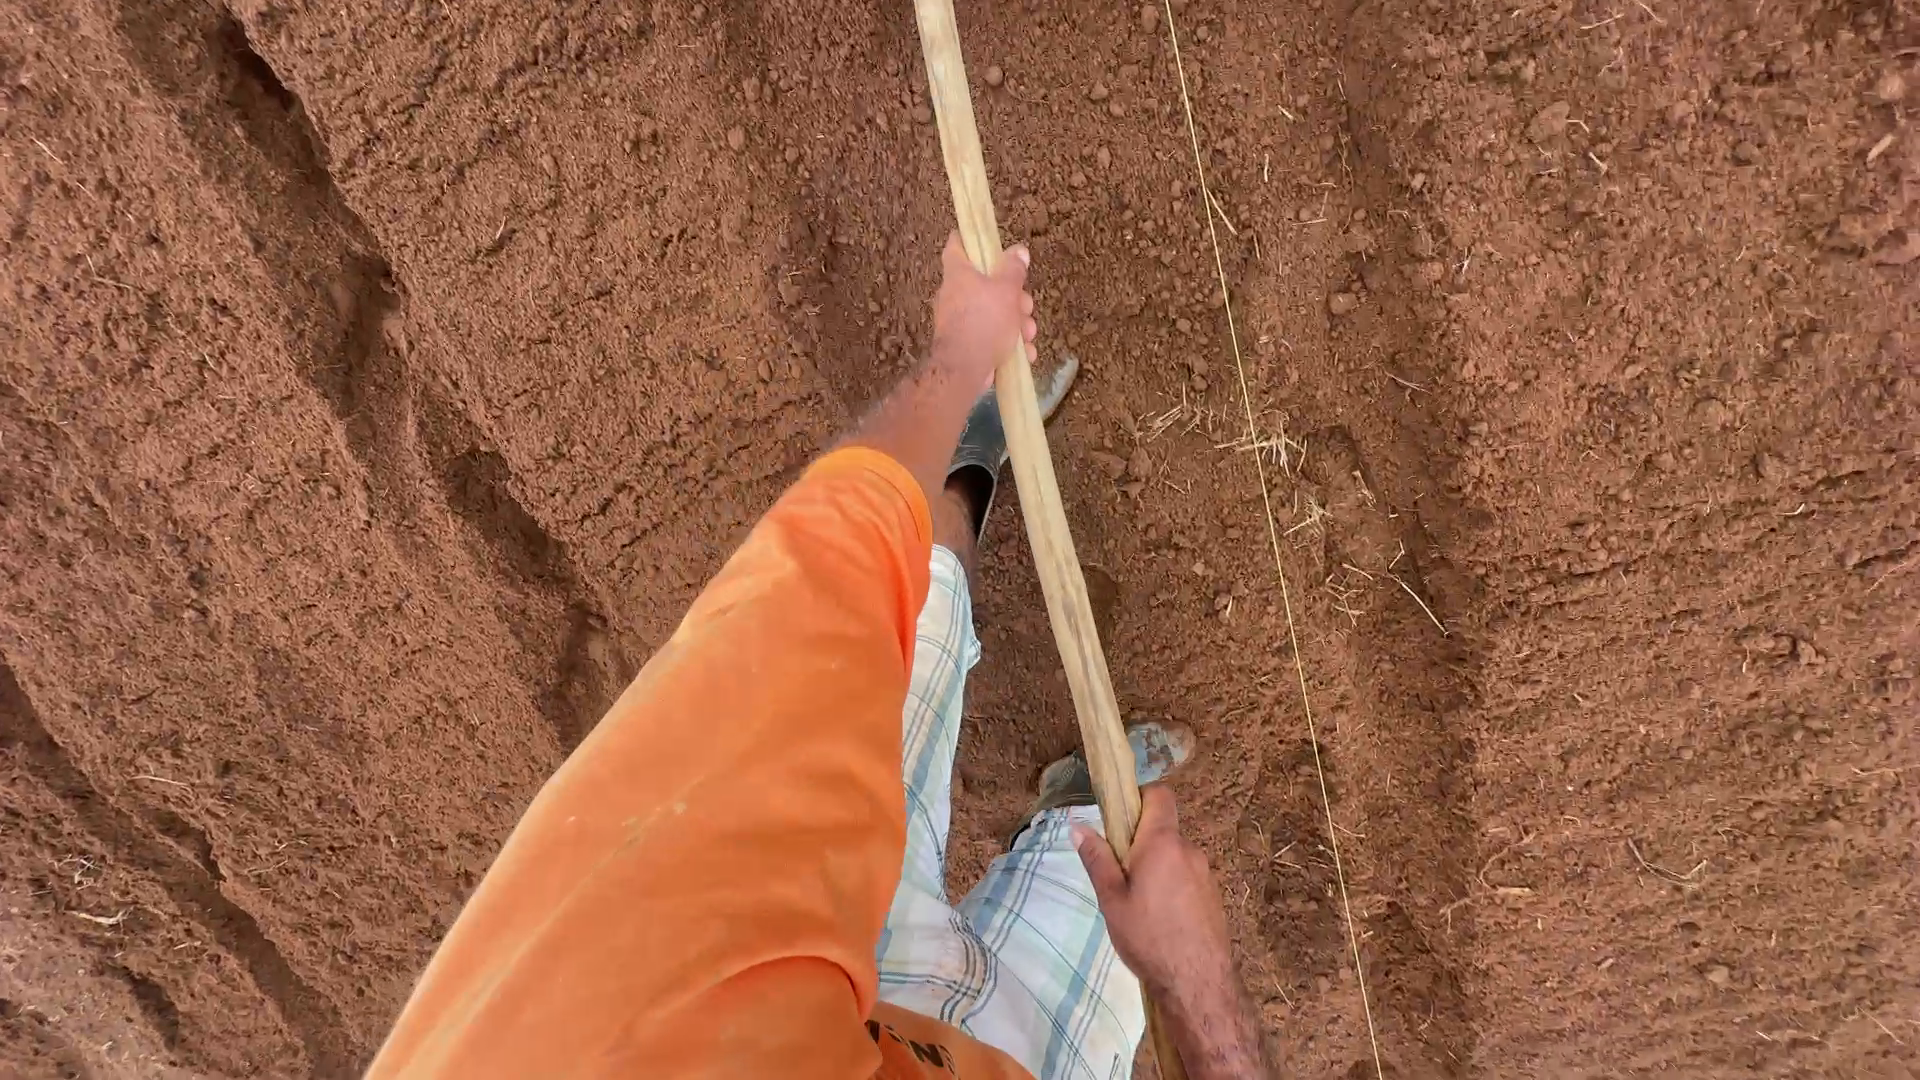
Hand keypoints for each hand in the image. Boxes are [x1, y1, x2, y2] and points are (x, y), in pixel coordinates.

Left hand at [930, 231, 1037, 393]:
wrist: (965, 369)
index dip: (972, 238)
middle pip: (988, 284)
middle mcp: (955, 295)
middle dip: (1015, 297)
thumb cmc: (984, 321)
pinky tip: (1024, 353)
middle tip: (1026, 306)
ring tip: (1028, 335)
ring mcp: (960, 322)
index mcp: (959, 273)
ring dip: (1017, 324)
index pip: (957, 244)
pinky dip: (1009, 344)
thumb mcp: (1006, 289)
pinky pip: (992, 338)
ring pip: (995, 314)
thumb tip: (1019, 251)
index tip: (988, 241)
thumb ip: (1014, 269)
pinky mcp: (968, 346)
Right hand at [1072, 786, 1234, 998]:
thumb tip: (1077, 826)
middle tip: (1120, 872)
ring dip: (1157, 865)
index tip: (1119, 819)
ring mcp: (1205, 873)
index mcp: (1163, 842)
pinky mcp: (1214, 896)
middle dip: (1141, 841)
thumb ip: (1096, 858)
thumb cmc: (1149, 937)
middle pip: (1163, 828)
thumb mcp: (1111, 899)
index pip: (1160, 794)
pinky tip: (1161, 918)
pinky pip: (1187, 875)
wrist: (1199, 987)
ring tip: (1139, 902)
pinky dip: (1173, 884)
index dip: (1140, 797)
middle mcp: (1189, 849)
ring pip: (1174, 854)